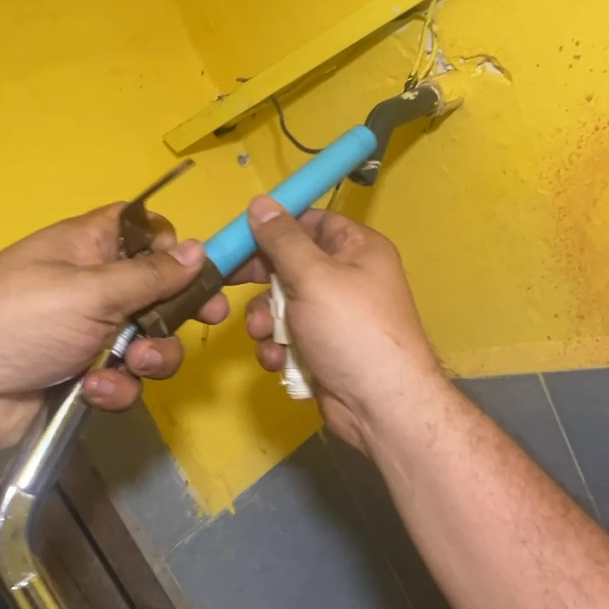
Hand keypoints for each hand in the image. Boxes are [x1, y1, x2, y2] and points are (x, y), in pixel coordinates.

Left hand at [0, 203, 227, 452]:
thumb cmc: (18, 320)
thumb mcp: (89, 290)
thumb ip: (150, 275)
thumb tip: (198, 248)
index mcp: (87, 248)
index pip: (142, 230)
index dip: (173, 245)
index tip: (202, 266)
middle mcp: (92, 287)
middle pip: (158, 290)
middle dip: (179, 310)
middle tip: (209, 319)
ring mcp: (88, 333)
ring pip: (149, 340)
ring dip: (152, 355)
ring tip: (133, 365)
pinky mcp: (83, 376)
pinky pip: (124, 378)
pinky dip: (116, 387)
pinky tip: (94, 391)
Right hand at [233, 196, 444, 454]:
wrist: (380, 405)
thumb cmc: (351, 330)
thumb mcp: (313, 276)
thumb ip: (282, 240)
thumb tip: (260, 203)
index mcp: (358, 250)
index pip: (312, 223)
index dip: (276, 227)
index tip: (239, 237)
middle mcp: (349, 279)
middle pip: (292, 265)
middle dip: (262, 281)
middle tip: (229, 284)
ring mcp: (336, 318)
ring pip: (284, 306)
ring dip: (266, 321)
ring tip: (264, 335)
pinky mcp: (324, 351)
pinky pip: (290, 339)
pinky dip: (279, 348)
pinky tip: (278, 361)